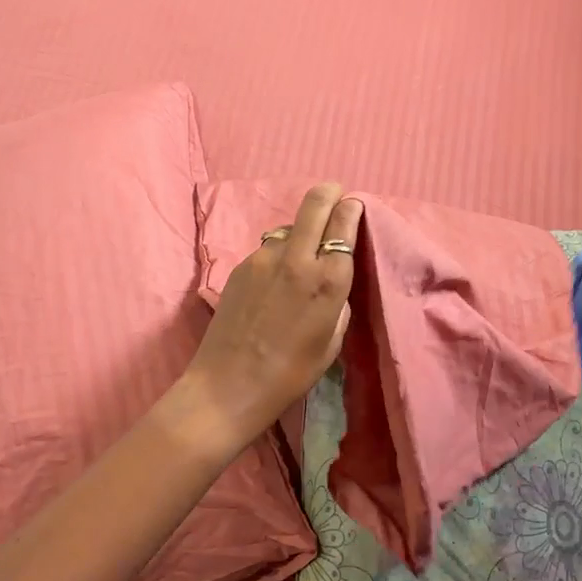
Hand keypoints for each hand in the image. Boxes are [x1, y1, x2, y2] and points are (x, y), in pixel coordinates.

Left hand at [172, 183, 362, 451]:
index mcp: (329, 280)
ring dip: (301, 230)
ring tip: (302, 253)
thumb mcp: (332, 341)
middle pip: (316, 203)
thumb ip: (337, 301)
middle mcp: (299, 259)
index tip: (353, 207)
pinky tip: (276, 280)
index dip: (351, 209)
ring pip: (290, 226)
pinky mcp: (240, 266)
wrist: (228, 387)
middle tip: (335, 194)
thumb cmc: (291, 374)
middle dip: (329, 193)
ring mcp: (265, 258)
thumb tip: (331, 276)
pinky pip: (269, 248)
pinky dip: (279, 253)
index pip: (344, 223)